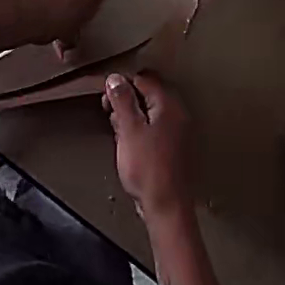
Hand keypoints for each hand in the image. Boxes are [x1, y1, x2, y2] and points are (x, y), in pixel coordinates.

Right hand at [103, 73, 193, 219]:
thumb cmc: (149, 169)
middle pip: (149, 95)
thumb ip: (122, 101)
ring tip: (117, 130)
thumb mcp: (129, 129)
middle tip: (109, 111)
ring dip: (132, 117)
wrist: (166, 205)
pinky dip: (140, 132)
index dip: (123, 83)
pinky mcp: (173, 149)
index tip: (106, 94)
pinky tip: (128, 144)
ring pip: (151, 113)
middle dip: (127, 100)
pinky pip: (155, 130)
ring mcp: (177, 133)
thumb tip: (116, 79)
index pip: (146, 80)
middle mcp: (178, 115)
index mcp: (169, 106)